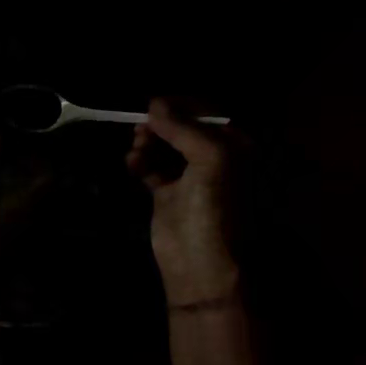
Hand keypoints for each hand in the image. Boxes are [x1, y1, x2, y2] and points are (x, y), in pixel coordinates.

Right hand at [126, 99, 241, 307]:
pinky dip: (140, 163)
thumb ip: (183, 128)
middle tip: (140, 130)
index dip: (179, 106)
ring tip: (136, 150)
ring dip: (147, 143)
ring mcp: (189, 177)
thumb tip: (154, 103)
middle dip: (160, 126)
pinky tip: (132, 164)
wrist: (200, 260)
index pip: (205, 113)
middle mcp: (213, 158)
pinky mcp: (167, 194)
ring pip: (163, 147)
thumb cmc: (214, 207)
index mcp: (233, 146)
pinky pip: (150, 168)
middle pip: (180, 128)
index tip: (151, 105)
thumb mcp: (209, 159)